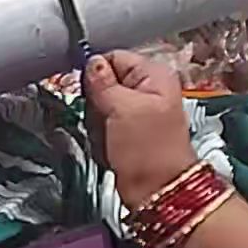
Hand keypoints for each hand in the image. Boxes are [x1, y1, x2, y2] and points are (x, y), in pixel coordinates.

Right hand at [83, 50, 198, 208]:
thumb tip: (91, 62)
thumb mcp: (122, 108)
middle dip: (97, 102)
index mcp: (154, 75)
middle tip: (106, 119)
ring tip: (110, 136)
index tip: (91, 92)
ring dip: (98, 122)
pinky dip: (101, 135)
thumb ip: (103, 82)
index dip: (98, 73)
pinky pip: (103, 125)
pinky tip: (110, 146)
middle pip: (105, 82)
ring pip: (100, 105)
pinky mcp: (128, 131)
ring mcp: (138, 111)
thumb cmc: (149, 150)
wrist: (157, 190)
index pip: (115, 57)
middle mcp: (148, 90)